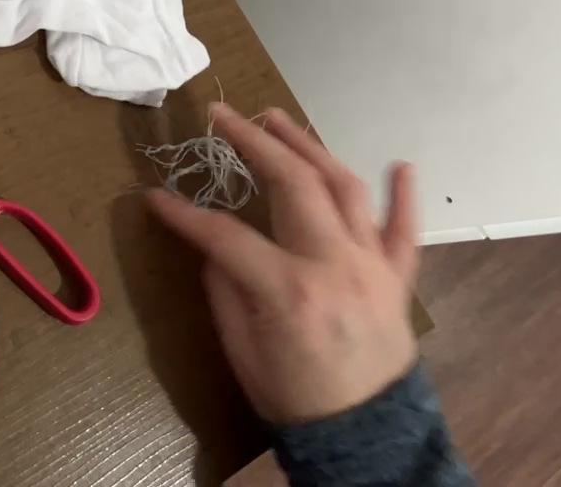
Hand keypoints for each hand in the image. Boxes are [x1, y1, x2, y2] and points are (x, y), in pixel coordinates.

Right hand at [147, 105, 418, 425]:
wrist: (368, 444)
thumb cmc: (293, 397)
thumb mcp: (241, 348)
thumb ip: (226, 286)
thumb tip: (215, 243)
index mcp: (289, 289)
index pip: (226, 234)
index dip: (184, 215)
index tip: (156, 198)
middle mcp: (336, 266)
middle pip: (294, 184)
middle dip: (254, 142)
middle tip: (224, 116)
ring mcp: (372, 268)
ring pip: (345, 190)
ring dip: (309, 146)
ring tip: (278, 119)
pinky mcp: (396, 280)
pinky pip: (405, 233)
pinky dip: (404, 198)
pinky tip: (402, 165)